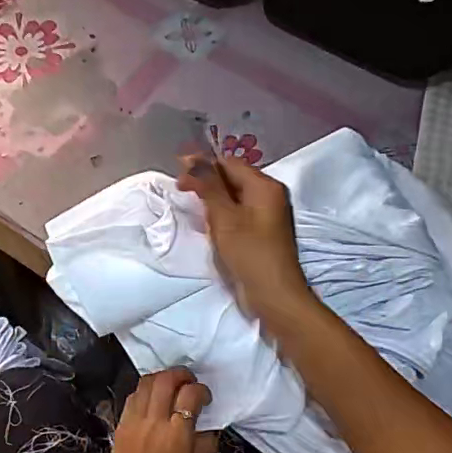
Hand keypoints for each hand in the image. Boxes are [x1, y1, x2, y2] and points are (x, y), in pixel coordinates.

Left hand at [88, 368, 217, 452]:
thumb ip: (205, 444)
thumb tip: (205, 425)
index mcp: (177, 435)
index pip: (191, 394)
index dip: (202, 390)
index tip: (206, 398)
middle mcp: (153, 423)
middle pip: (165, 380)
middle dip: (181, 375)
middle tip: (189, 382)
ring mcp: (133, 424)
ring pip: (145, 384)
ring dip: (160, 380)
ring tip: (170, 388)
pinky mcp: (119, 429)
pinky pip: (131, 399)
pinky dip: (144, 393)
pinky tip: (152, 403)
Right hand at [177, 154, 313, 321]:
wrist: (273, 294)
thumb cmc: (249, 253)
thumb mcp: (224, 216)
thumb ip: (208, 186)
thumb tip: (192, 158)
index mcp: (265, 186)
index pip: (229, 164)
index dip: (202, 167)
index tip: (178, 181)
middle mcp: (269, 196)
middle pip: (232, 179)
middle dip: (206, 184)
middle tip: (182, 196)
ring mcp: (266, 216)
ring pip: (233, 199)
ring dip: (212, 203)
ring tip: (194, 213)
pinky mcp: (260, 234)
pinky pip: (237, 216)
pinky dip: (221, 218)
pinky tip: (208, 228)